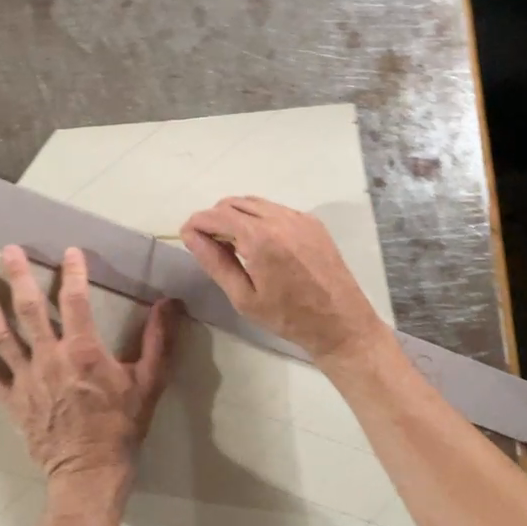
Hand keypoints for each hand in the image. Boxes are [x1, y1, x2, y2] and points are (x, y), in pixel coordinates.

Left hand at [0, 245, 180, 487]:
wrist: (91, 472)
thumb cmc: (122, 426)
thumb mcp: (150, 381)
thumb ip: (159, 340)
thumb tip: (169, 302)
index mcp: (84, 351)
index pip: (76, 300)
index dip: (73, 272)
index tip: (69, 252)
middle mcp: (51, 358)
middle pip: (31, 309)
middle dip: (19, 277)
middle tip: (9, 251)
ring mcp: (27, 379)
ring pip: (3, 336)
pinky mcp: (12, 401)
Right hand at [179, 196, 387, 360]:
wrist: (340, 322)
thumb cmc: (288, 317)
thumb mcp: (244, 297)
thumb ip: (215, 262)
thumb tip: (191, 236)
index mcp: (260, 238)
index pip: (216, 215)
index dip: (196, 223)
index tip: (186, 236)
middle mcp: (279, 218)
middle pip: (234, 203)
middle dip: (215, 218)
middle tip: (208, 243)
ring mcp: (299, 218)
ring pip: (255, 202)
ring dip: (236, 215)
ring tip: (231, 243)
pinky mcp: (312, 222)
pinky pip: (276, 209)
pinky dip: (259, 218)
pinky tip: (259, 243)